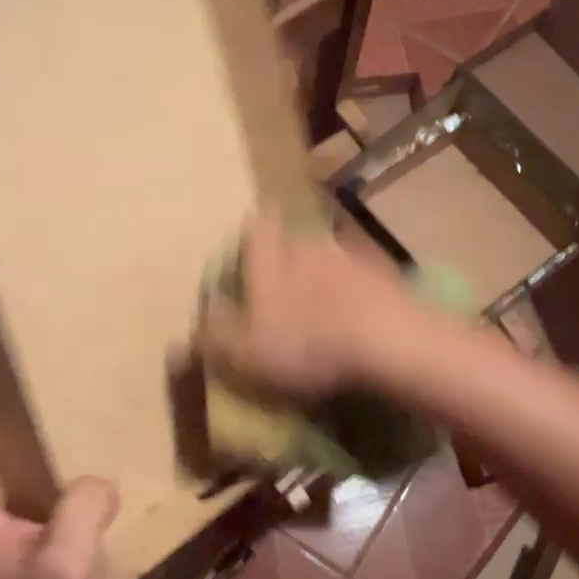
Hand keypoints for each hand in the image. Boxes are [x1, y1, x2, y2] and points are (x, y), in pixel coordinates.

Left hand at [0, 410, 118, 578]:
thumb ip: (84, 505)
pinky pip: (17, 491)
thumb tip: (98, 481)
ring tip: (86, 435)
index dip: (6, 399)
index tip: (48, 380)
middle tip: (79, 404)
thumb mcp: (70, 561)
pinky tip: (81, 480)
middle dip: (29, 424)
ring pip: (6, 466)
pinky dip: (44, 482)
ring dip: (41, 455)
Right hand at [197, 211, 419, 397]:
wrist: (387, 341)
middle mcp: (309, 245)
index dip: (254, 230)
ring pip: (331, 254)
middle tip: (283, 279)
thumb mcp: (246, 352)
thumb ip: (216, 337)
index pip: (258, 226)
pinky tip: (358, 313)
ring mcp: (353, 257)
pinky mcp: (388, 275)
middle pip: (295, 238)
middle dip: (288, 254)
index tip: (251, 239)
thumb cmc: (306, 344)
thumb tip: (190, 329)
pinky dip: (358, 290)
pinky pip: (364, 276)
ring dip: (325, 272)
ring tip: (324, 300)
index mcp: (270, 258)